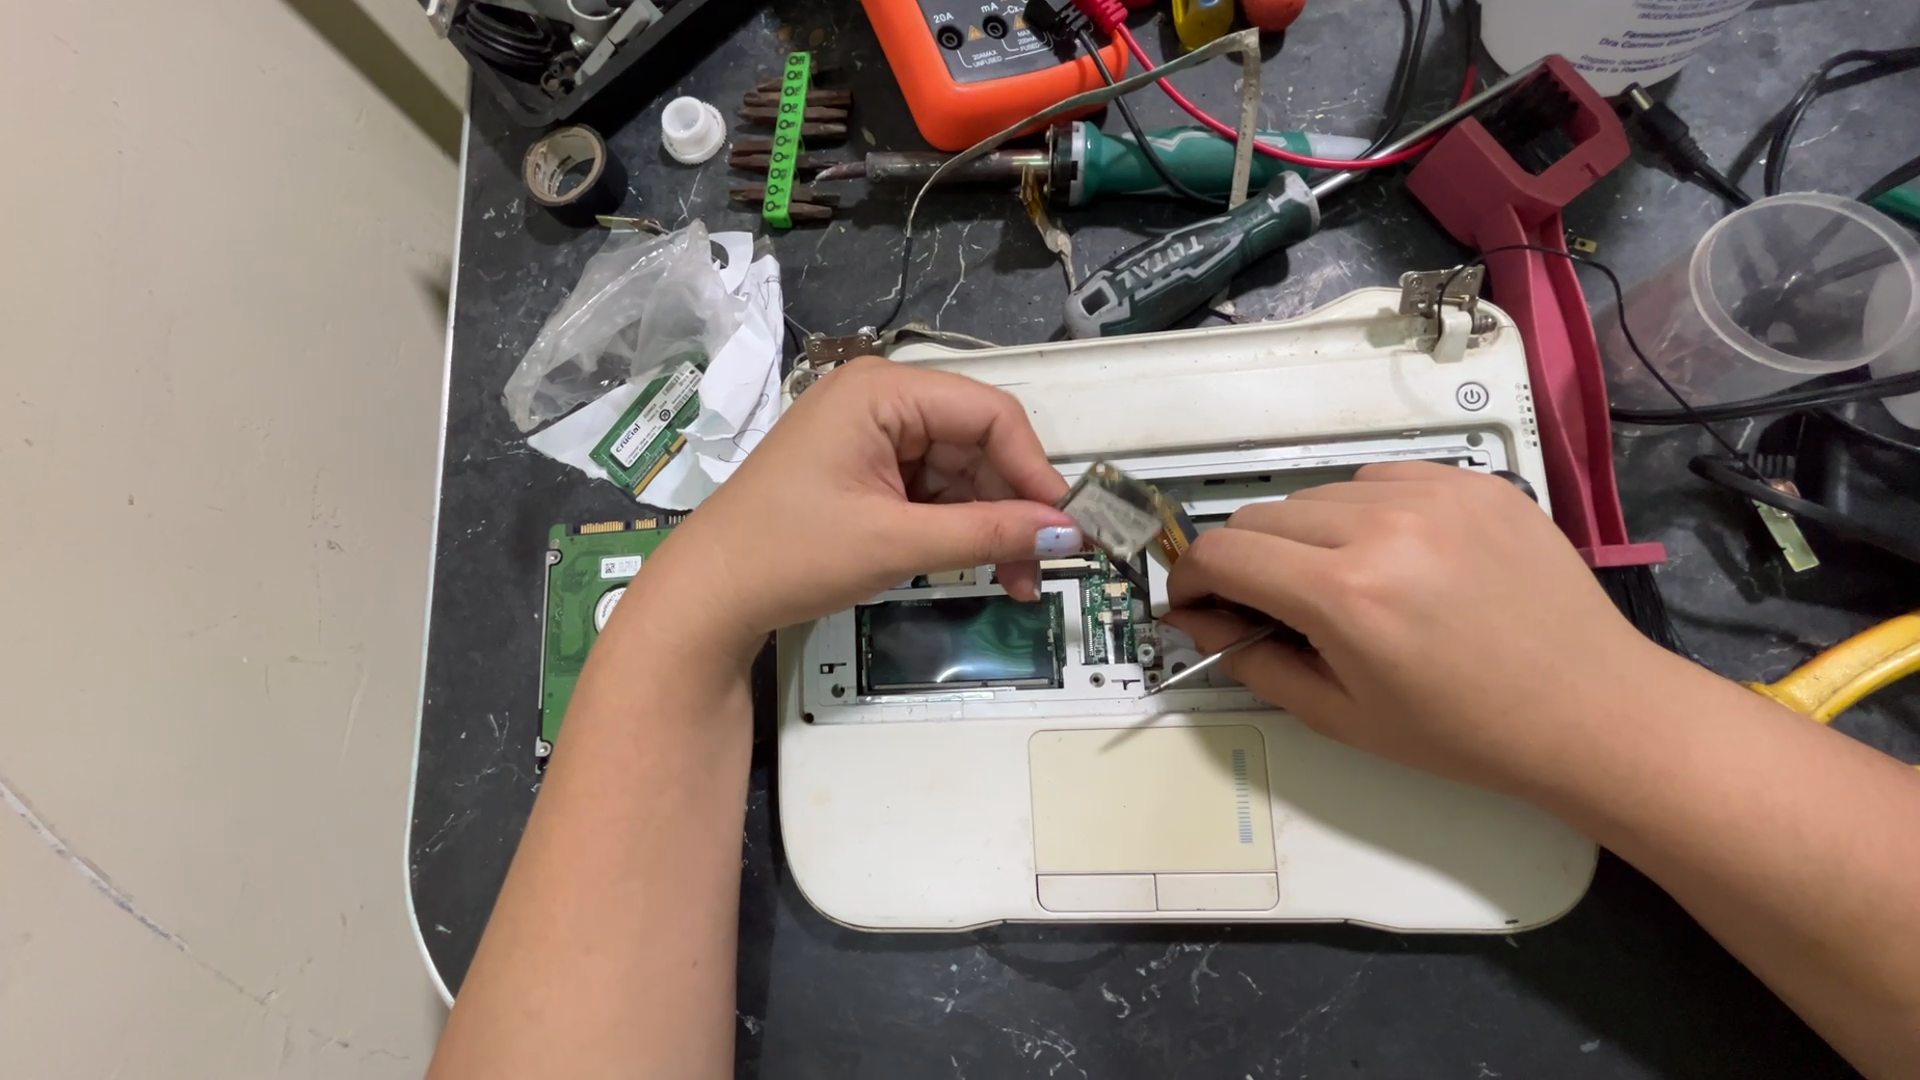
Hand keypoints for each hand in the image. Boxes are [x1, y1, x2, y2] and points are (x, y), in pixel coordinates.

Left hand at [629, 357, 1079, 655]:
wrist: (711, 596)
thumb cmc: (791, 554)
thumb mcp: (897, 542)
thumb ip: (989, 532)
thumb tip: (1066, 531)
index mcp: (883, 391)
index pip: (988, 413)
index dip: (1034, 468)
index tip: (1066, 523)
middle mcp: (881, 402)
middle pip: (976, 444)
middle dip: (1012, 506)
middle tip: (1042, 564)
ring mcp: (872, 437)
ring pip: (959, 472)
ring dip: (990, 523)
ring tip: (1016, 578)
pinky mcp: (867, 472)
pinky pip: (931, 491)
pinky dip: (958, 527)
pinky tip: (978, 561)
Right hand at [1162, 462, 1674, 792]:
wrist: (1596, 713)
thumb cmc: (1459, 731)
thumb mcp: (1336, 714)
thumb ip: (1249, 660)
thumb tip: (1194, 620)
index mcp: (1344, 594)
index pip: (1220, 552)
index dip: (1188, 577)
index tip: (1194, 602)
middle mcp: (1381, 528)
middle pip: (1256, 517)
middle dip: (1241, 561)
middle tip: (1266, 604)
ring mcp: (1432, 495)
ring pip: (1310, 495)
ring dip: (1298, 536)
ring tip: (1336, 580)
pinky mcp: (1471, 481)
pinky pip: (1373, 479)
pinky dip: (1355, 512)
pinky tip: (1389, 552)